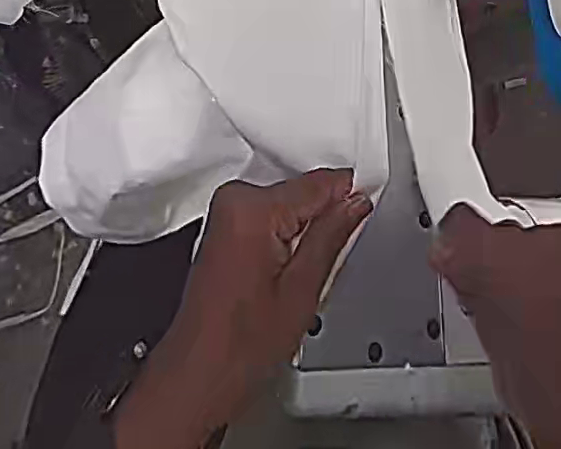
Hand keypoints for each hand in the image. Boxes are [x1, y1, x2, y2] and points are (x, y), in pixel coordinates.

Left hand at [112, 169, 371, 447]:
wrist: (196, 377)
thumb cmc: (236, 348)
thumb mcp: (303, 291)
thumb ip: (333, 235)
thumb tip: (355, 202)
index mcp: (253, 210)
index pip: (320, 183)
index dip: (350, 197)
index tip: (364, 209)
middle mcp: (235, 200)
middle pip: (304, 191)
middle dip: (325, 218)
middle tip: (324, 262)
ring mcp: (226, 210)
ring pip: (291, 202)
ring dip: (305, 228)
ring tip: (296, 274)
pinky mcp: (225, 222)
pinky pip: (272, 212)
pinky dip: (287, 234)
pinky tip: (282, 270)